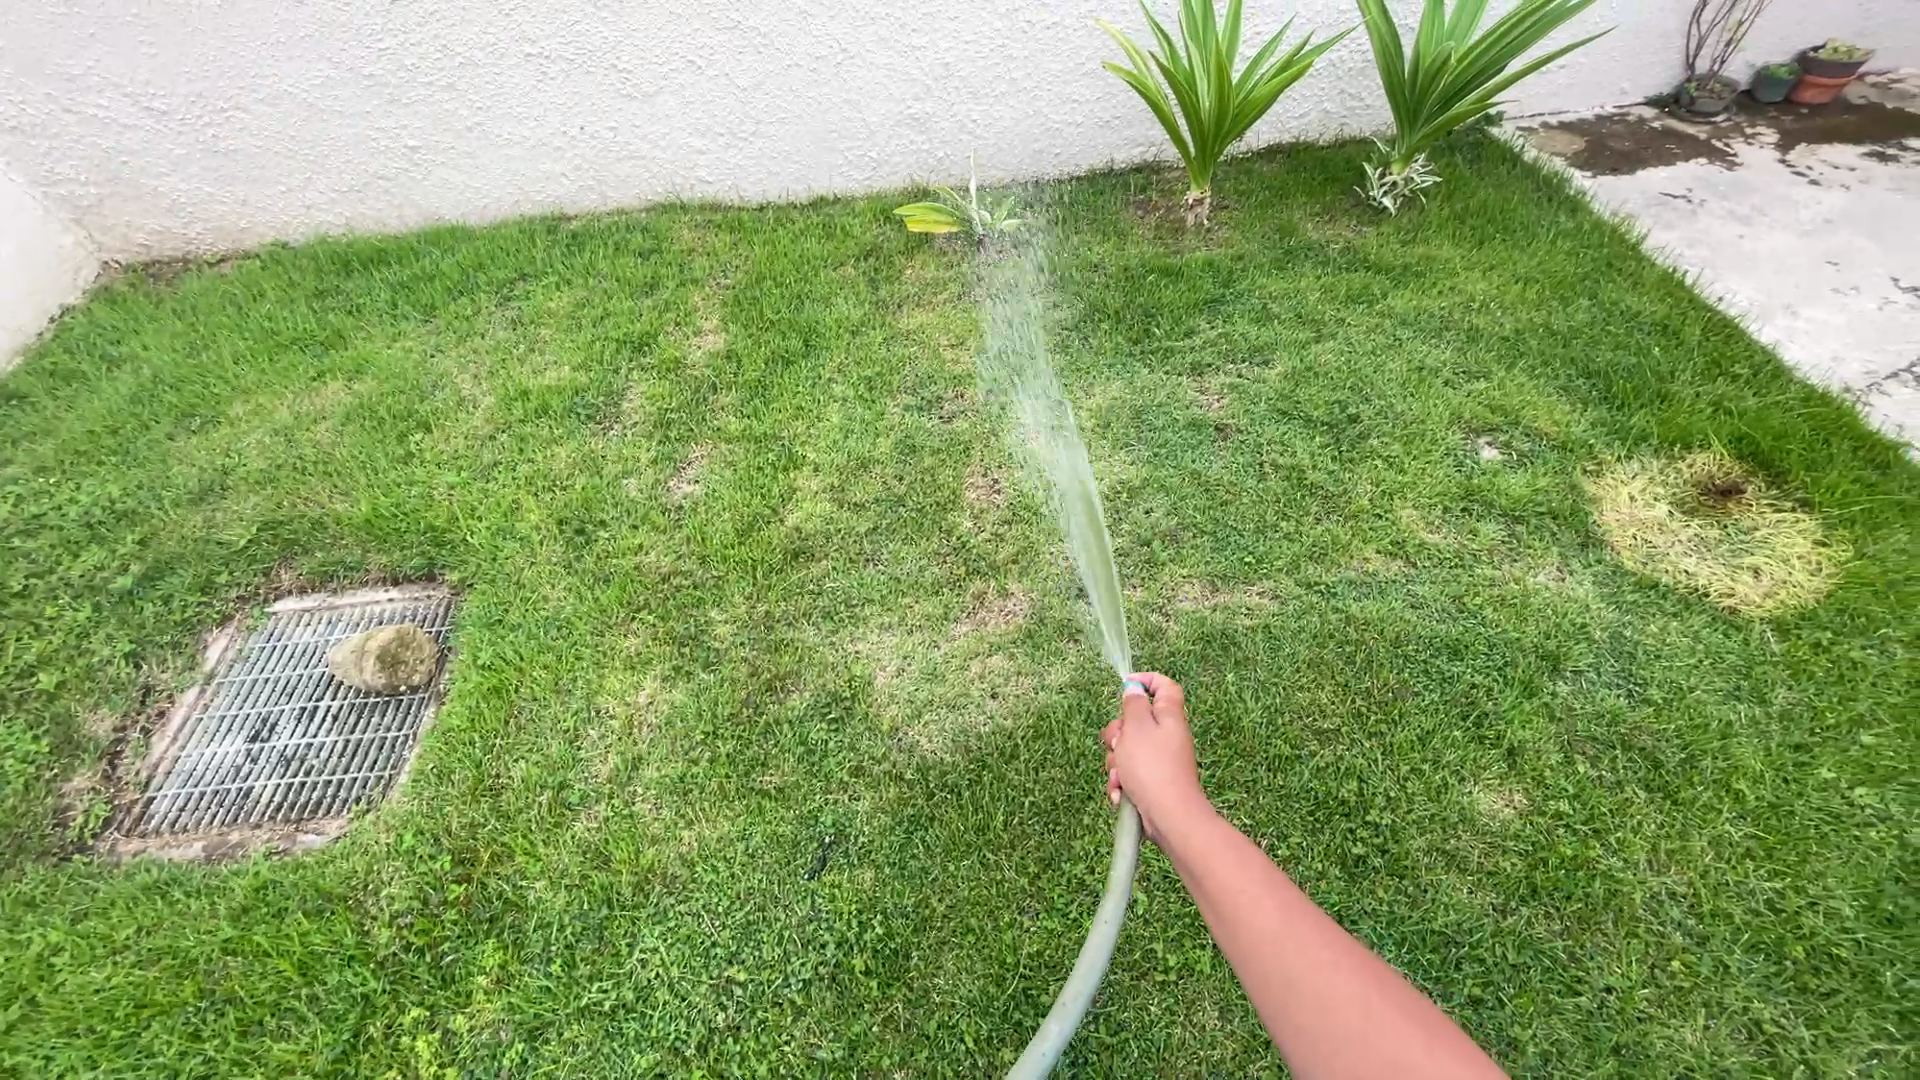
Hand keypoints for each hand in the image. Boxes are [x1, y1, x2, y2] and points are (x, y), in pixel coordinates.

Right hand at [1103, 672, 1211, 842]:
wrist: (1168, 815)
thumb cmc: (1151, 767)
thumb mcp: (1136, 727)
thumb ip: (1133, 704)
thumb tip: (1134, 689)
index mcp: (1168, 716)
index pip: (1164, 686)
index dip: (1145, 680)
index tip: (1125, 685)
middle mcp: (1166, 735)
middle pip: (1135, 720)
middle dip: (1117, 733)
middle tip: (1118, 743)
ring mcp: (1159, 759)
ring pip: (1127, 748)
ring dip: (1116, 761)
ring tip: (1120, 775)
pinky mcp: (1152, 780)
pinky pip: (1129, 772)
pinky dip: (1121, 781)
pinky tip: (1120, 793)